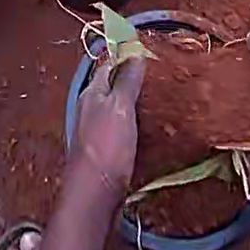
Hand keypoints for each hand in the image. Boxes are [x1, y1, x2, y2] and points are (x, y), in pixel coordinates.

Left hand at [66, 56, 146, 198]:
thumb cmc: (106, 146)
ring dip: (133, 103)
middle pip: (111, 87)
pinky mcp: (103, 151)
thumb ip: (126, 80)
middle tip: (158, 77)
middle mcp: (90, 108)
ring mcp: (95, 131)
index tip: (147, 52)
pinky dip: (133, 124)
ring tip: (158, 101)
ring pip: (116, 109)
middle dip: (131, 80)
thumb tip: (134, 53)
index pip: (108, 65)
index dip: (125, 57)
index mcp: (92, 93)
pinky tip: (147, 129)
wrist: (93, 197)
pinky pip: (120, 129)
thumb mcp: (120, 107)